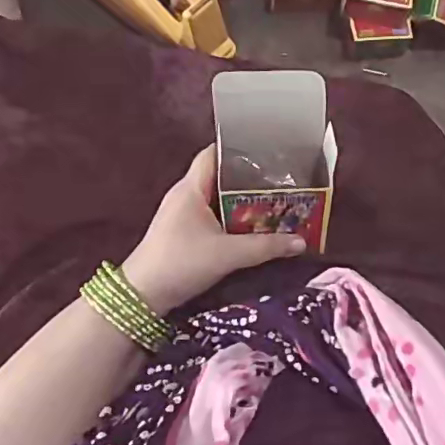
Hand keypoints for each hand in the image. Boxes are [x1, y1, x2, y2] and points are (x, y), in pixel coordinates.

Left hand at [121, 146, 306, 314]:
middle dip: (249, 178)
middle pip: (220, 176)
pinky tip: (252, 227)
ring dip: (242, 201)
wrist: (142, 296)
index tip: (267, 151)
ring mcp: (181, 214)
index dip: (238, 149)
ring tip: (274, 202)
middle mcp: (185, 195)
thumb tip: (302, 242)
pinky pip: (212, 216)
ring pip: (217, 198)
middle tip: (281, 181)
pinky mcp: (182, 233)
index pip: (214, 154)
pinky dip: (232, 218)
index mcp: (191, 188)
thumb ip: (266, 247)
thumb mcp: (228, 255)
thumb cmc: (181, 263)